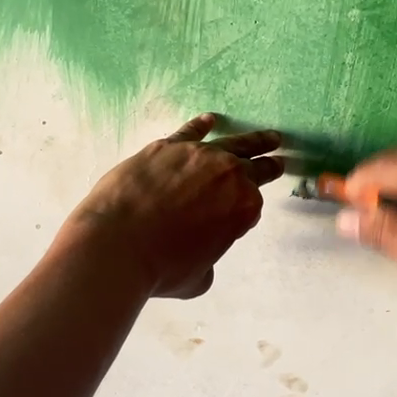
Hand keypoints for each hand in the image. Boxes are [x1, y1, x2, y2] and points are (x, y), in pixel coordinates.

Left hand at [58, 113, 282, 298]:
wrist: (117, 245)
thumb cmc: (160, 269)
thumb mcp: (198, 276)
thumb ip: (208, 256)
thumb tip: (199, 250)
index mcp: (244, 207)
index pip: (252, 204)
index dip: (246, 211)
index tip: (243, 215)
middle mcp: (229, 175)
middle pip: (255, 167)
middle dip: (269, 164)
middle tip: (279, 160)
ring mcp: (199, 156)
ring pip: (233, 143)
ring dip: (252, 140)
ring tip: (268, 137)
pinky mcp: (168, 146)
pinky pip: (191, 131)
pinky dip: (201, 125)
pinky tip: (209, 120)